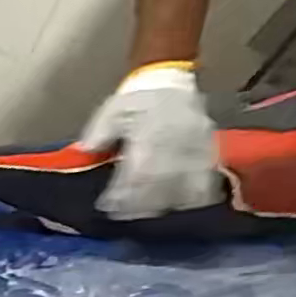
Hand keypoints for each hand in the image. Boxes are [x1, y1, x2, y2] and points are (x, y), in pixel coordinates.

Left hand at [78, 63, 223, 220]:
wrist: (166, 79)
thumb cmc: (131, 102)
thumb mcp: (109, 114)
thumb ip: (99, 133)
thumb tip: (87, 150)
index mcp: (150, 131)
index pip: (139, 166)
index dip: (125, 190)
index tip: (109, 206)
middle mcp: (176, 136)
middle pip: (164, 175)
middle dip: (145, 200)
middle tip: (127, 218)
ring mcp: (195, 138)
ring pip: (188, 174)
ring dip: (172, 198)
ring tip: (154, 216)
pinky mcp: (206, 140)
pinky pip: (208, 166)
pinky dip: (200, 186)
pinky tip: (191, 204)